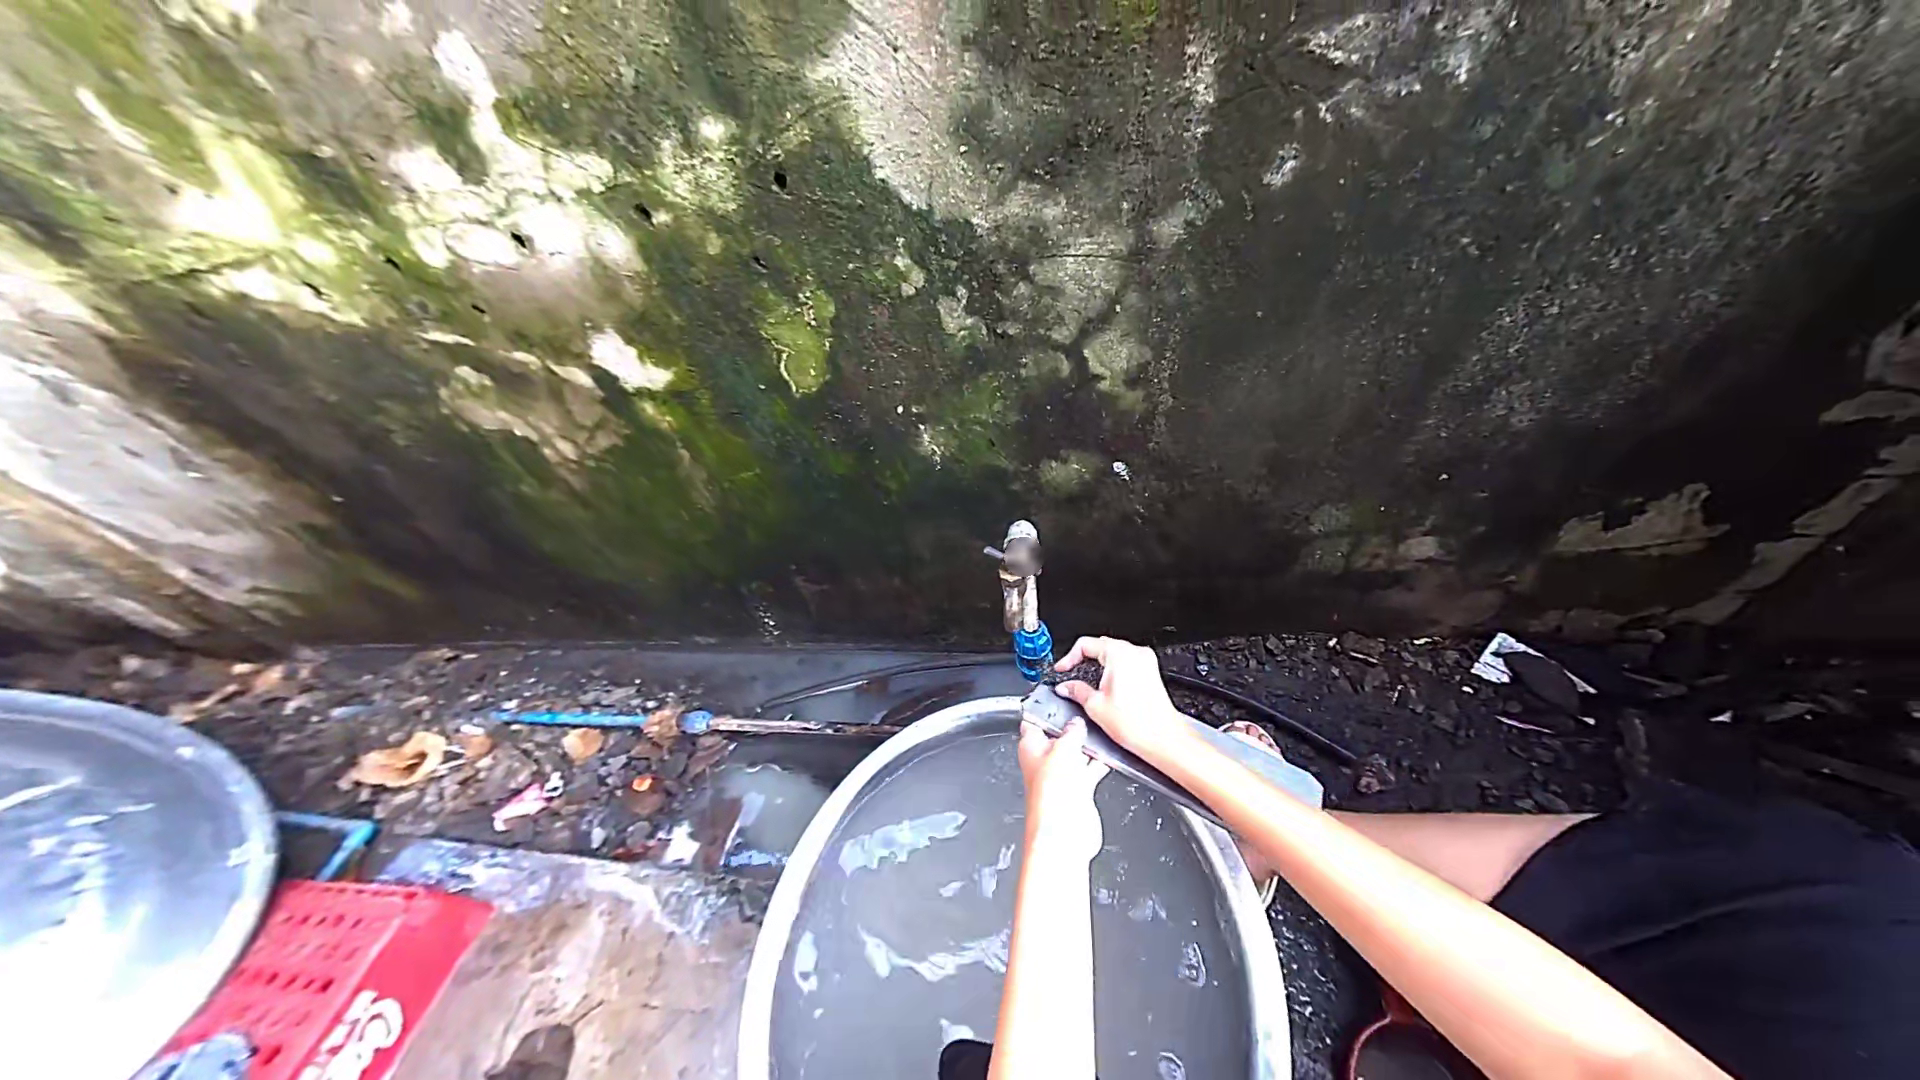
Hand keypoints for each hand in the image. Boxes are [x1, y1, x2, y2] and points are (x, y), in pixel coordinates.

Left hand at [1018, 717, 1109, 862]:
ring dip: (1087, 744)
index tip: (1058, 697)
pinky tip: (1109, 755)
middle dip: (1072, 726)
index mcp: (1031, 747)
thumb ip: (1071, 733)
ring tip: (1101, 731)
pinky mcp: (1077, 788)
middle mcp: (1044, 760)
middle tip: (1087, 714)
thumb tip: (1075, 723)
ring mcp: (1061, 775)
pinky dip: (1098, 762)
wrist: (1063, 834)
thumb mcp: (1062, 751)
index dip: (1044, 709)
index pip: (1034, 721)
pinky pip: (1089, 768)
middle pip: (1058, 735)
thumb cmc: (1050, 796)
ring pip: (1075, 751)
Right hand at [1054, 636, 1183, 751]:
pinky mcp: (1151, 672)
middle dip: (1082, 658)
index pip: (1084, 644)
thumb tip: (1065, 687)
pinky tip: (1107, 686)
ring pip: (1113, 652)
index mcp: (1118, 655)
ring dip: (1098, 663)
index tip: (1062, 669)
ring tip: (1088, 681)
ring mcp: (1145, 661)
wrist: (1164, 739)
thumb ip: (1075, 690)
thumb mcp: (1095, 706)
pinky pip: (1126, 661)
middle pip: (1100, 645)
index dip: (1068, 657)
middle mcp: (1135, 653)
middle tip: (1071, 673)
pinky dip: (1113, 668)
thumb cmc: (1137, 724)